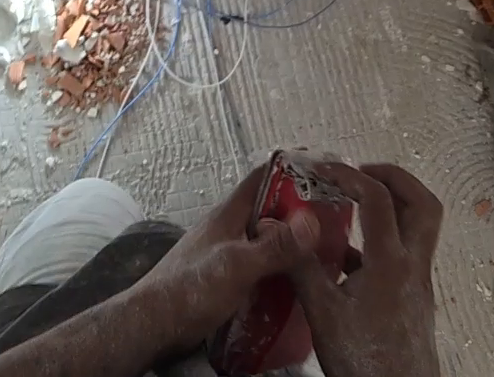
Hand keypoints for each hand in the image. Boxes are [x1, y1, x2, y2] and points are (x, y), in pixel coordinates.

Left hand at [127, 163, 321, 354]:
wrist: (156, 323)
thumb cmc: (192, 289)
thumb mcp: (237, 266)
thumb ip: (273, 247)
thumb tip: (312, 220)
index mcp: (230, 213)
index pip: (263, 177)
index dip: (291, 169)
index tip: (323, 170)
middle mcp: (230, 227)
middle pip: (270, 210)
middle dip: (300, 212)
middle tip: (337, 223)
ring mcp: (227, 252)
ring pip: (267, 240)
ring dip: (292, 245)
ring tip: (327, 257)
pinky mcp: (227, 278)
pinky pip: (261, 266)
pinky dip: (280, 270)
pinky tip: (298, 286)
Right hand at [288, 162, 443, 375]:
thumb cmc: (363, 361)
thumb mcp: (322, 311)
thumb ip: (299, 264)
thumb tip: (270, 225)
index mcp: (391, 262)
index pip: (377, 198)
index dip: (348, 174)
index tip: (321, 170)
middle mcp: (413, 266)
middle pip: (423, 202)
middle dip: (393, 176)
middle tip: (359, 172)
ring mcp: (418, 282)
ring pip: (421, 226)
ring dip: (393, 202)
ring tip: (355, 201)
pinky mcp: (414, 298)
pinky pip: (407, 251)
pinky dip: (384, 236)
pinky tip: (350, 253)